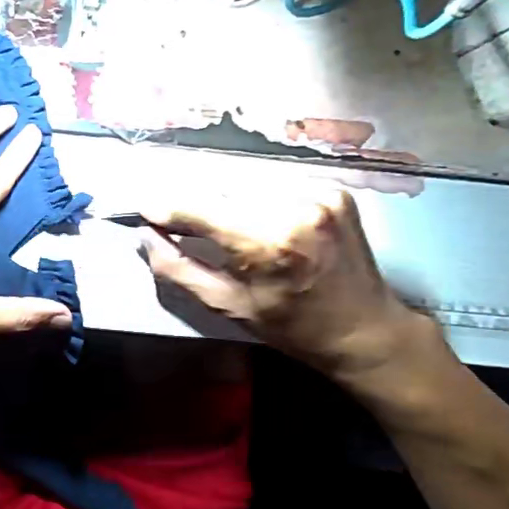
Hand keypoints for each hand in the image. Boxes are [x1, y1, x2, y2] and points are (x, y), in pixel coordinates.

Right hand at [138, 191, 442, 379]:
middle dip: (194, 201)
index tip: (144, 209)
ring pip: (247, 180)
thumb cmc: (292, 327)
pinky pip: (276, 182)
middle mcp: (295, 206)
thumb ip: (179, 269)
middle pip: (222, 187)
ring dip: (224, 196)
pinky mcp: (333, 188)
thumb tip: (145, 236)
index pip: (201, 207)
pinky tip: (256, 217)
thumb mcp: (229, 307)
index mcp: (268, 242)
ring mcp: (319, 192)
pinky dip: (256, 195)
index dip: (168, 206)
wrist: (364, 328)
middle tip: (175, 218)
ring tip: (216, 221)